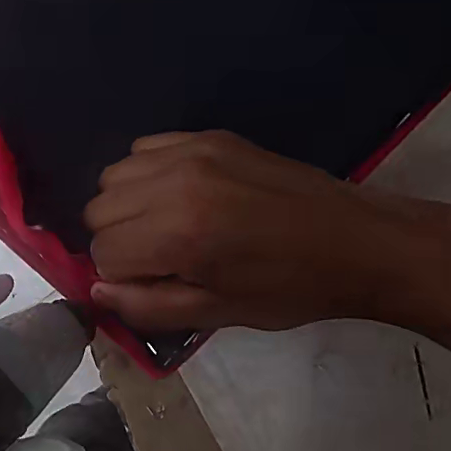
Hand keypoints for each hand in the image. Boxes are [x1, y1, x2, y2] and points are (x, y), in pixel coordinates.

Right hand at [83, 131, 439, 331]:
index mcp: (179, 236)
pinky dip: (146, 174)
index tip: (152, 282)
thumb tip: (96, 290)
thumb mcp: (218, 314)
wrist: (354, 240)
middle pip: (98, 210)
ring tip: (167, 225)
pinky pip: (144, 148)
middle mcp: (175, 184)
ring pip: (114, 177)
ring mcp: (192, 152)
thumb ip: (147, 306)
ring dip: (127, 207)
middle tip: (159, 257)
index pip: (102, 253)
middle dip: (118, 241)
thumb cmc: (289, 288)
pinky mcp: (208, 136)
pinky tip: (180, 194)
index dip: (120, 276)